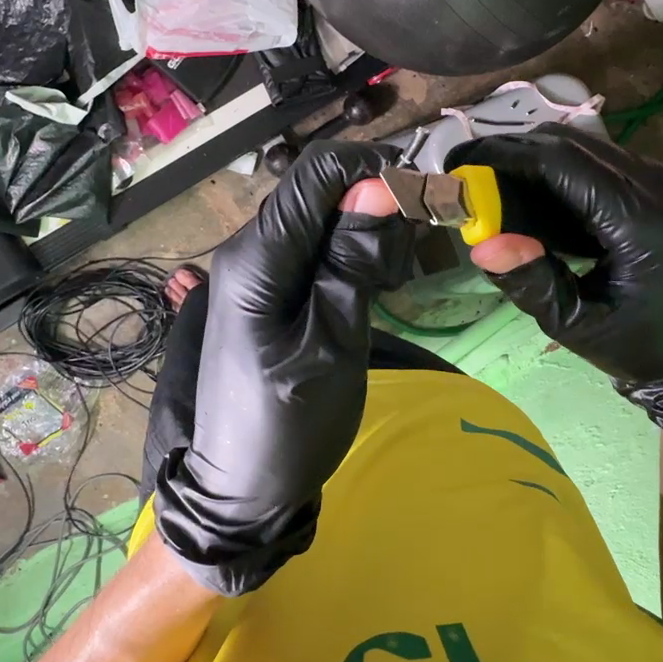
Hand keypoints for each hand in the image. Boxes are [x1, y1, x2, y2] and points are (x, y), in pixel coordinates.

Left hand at [154, 141, 414, 594]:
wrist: (241, 488)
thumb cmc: (291, 425)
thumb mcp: (333, 343)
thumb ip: (352, 259)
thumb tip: (378, 185)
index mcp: (256, 257)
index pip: (317, 173)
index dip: (374, 173)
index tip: (421, 207)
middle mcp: (246, 249)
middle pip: (318, 191)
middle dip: (372, 206)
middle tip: (405, 264)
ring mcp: (252, 270)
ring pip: (317, 218)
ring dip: (363, 233)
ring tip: (388, 284)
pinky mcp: (263, 291)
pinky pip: (309, 249)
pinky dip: (346, 256)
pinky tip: (366, 289)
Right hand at [448, 126, 662, 431]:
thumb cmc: (636, 344)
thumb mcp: (575, 324)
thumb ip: (530, 281)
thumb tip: (481, 244)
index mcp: (641, 222)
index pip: (560, 163)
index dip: (504, 158)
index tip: (459, 166)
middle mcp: (656, 185)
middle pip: (569, 144)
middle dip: (510, 154)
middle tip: (467, 177)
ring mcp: (661, 178)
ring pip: (580, 145)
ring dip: (531, 158)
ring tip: (490, 185)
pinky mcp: (656, 181)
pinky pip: (595, 159)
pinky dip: (554, 169)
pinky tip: (527, 194)